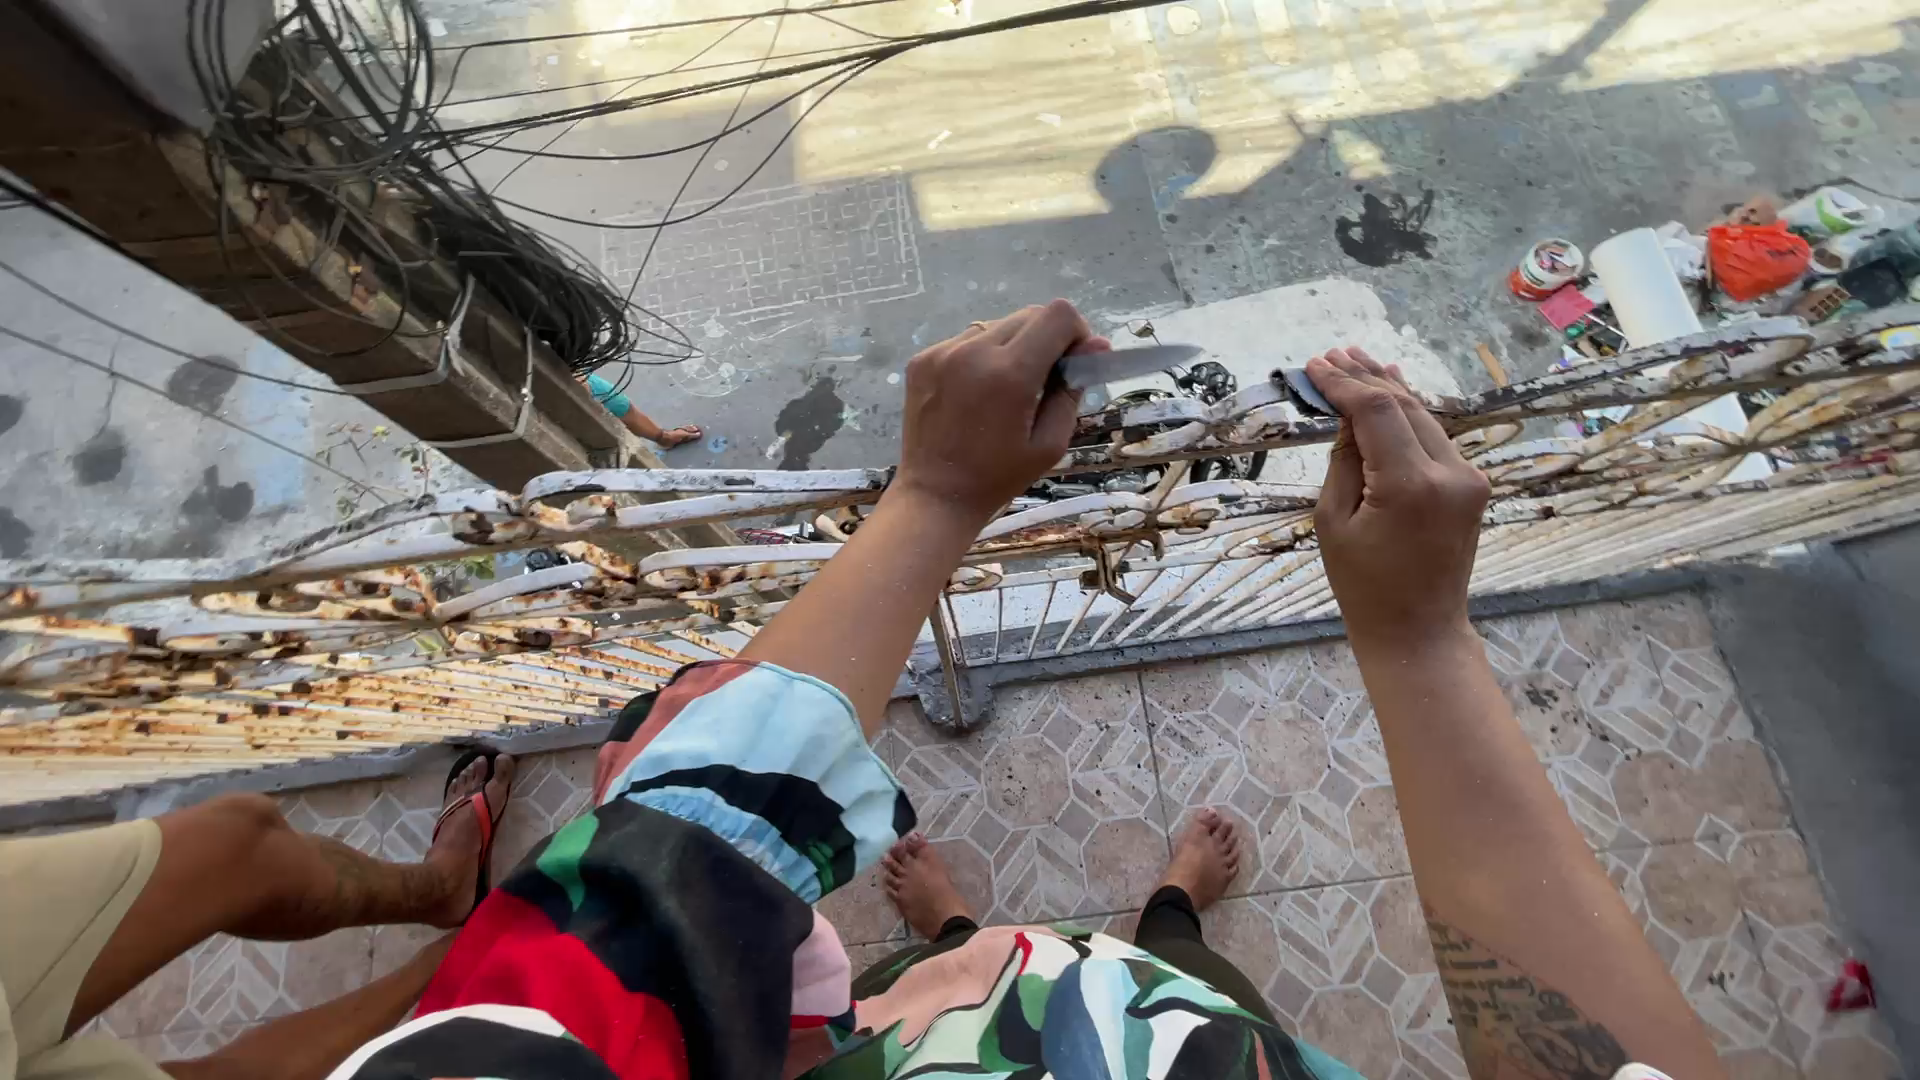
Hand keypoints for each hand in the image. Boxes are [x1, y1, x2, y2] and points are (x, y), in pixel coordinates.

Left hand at [893, 299, 1109, 523]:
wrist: (936, 496)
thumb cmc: (998, 478)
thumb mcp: (1050, 444)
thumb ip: (1073, 389)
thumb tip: (1098, 345)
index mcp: (1010, 374)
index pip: (1058, 315)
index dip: (1076, 332)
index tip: (1072, 361)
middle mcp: (973, 352)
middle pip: (1029, 315)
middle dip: (1047, 340)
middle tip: (1043, 380)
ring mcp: (942, 352)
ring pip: (997, 325)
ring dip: (1012, 347)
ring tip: (1004, 390)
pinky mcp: (922, 359)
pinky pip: (965, 340)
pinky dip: (981, 357)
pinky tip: (975, 393)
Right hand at [1309, 347, 1490, 648]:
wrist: (1417, 626)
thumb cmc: (1361, 584)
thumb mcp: (1333, 521)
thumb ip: (1344, 462)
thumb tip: (1347, 417)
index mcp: (1410, 485)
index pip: (1376, 412)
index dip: (1344, 384)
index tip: (1314, 367)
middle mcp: (1451, 472)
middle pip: (1405, 405)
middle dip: (1365, 378)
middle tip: (1332, 354)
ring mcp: (1469, 476)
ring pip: (1424, 416)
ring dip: (1389, 389)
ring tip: (1357, 359)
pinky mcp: (1472, 484)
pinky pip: (1435, 437)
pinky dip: (1408, 414)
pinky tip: (1391, 390)